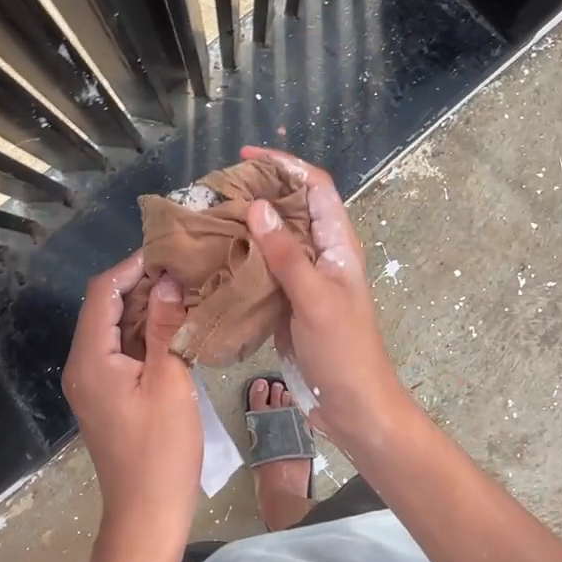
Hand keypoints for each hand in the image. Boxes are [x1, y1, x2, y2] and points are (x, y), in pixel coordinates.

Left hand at [61, 253, 202, 543]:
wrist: (146, 514)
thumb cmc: (161, 450)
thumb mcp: (170, 381)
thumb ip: (165, 326)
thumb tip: (166, 280)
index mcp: (90, 358)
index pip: (102, 292)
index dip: (132, 265)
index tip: (169, 250)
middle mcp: (82, 364)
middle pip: (105, 306)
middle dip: (142, 283)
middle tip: (185, 267)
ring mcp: (93, 381)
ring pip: (115, 327)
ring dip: (146, 306)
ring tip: (187, 288)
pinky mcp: (107, 394)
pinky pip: (121, 349)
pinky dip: (146, 331)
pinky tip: (177, 324)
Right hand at [240, 146, 415, 454]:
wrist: (353, 405)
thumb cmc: (343, 349)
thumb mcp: (315, 298)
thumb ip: (286, 253)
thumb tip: (258, 206)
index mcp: (338, 243)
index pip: (315, 186)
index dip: (285, 164)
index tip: (246, 156)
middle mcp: (322, 252)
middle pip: (292, 206)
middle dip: (259, 189)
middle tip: (217, 187)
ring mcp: (305, 277)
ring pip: (275, 236)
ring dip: (247, 222)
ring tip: (208, 214)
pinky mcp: (288, 299)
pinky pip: (264, 267)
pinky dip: (242, 255)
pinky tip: (214, 255)